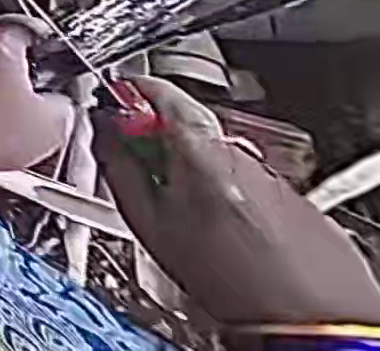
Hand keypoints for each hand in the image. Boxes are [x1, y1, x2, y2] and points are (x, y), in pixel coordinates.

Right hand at [95, 76, 379, 325]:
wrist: (314, 330)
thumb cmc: (226, 278)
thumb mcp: (144, 215)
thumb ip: (116, 161)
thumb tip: (103, 131)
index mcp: (200, 154)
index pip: (162, 94)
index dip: (130, 90)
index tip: (115, 95)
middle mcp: (245, 160)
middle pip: (188, 129)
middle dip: (157, 139)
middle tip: (138, 164)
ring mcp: (281, 185)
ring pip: (217, 158)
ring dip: (192, 168)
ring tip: (181, 206)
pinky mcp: (306, 209)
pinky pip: (251, 186)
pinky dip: (228, 194)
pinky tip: (222, 227)